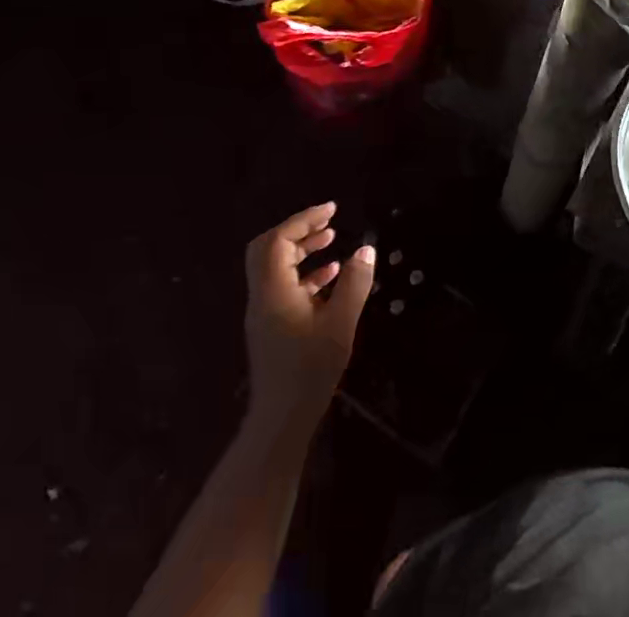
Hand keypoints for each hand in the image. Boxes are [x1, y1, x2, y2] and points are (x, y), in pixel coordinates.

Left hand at [243, 202, 375, 428]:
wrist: (282, 417)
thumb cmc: (311, 368)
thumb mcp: (341, 322)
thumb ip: (354, 283)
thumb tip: (366, 249)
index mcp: (273, 292)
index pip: (278, 242)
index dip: (302, 220)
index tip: (332, 210)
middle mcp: (262, 297)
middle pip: (267, 250)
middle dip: (297, 230)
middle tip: (329, 221)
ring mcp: (264, 313)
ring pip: (275, 268)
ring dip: (301, 250)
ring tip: (332, 241)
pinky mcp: (272, 326)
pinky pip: (283, 287)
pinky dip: (304, 273)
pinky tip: (330, 277)